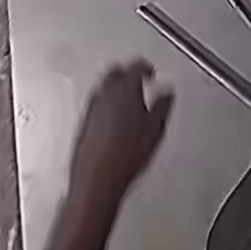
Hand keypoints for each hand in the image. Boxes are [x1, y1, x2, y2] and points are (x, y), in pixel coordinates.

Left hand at [67, 61, 173, 208]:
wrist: (97, 183)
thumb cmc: (125, 156)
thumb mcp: (156, 127)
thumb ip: (163, 105)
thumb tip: (167, 94)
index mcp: (125, 89)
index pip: (137, 66)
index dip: (146, 67)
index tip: (151, 72)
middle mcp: (105, 95)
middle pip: (115, 71)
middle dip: (127, 72)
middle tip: (138, 79)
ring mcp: (91, 110)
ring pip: (103, 88)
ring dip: (115, 88)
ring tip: (127, 98)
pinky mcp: (82, 126)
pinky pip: (94, 105)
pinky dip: (105, 105)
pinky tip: (113, 119)